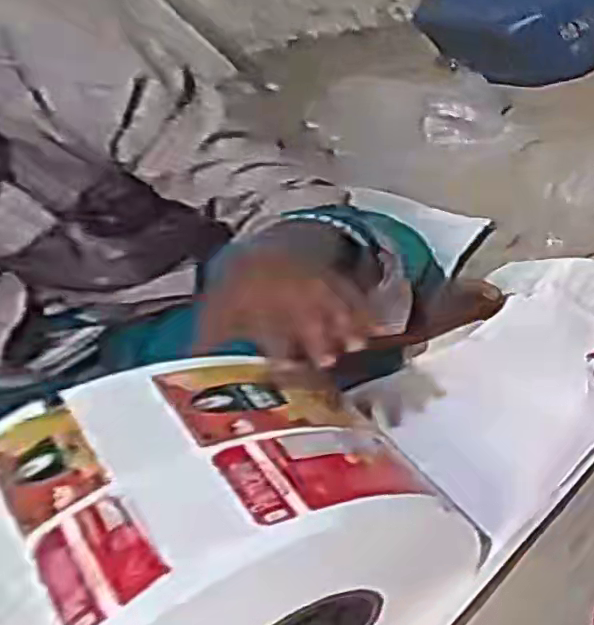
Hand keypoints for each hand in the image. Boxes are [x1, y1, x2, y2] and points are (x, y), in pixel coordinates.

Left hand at [195, 249, 373, 368]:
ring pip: (336, 311)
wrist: (269, 252)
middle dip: (318, 342)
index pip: (270, 334)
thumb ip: (208, 342)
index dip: (279, 352)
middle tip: (328, 362)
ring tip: (357, 346)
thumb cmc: (242, 290)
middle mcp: (291, 300)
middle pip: (307, 323)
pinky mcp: (340, 285)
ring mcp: (319, 291)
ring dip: (349, 329)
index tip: (287, 368)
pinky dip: (369, 315)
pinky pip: (358, 300)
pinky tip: (377, 329)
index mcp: (258, 308)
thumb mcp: (215, 312)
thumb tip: (186, 373)